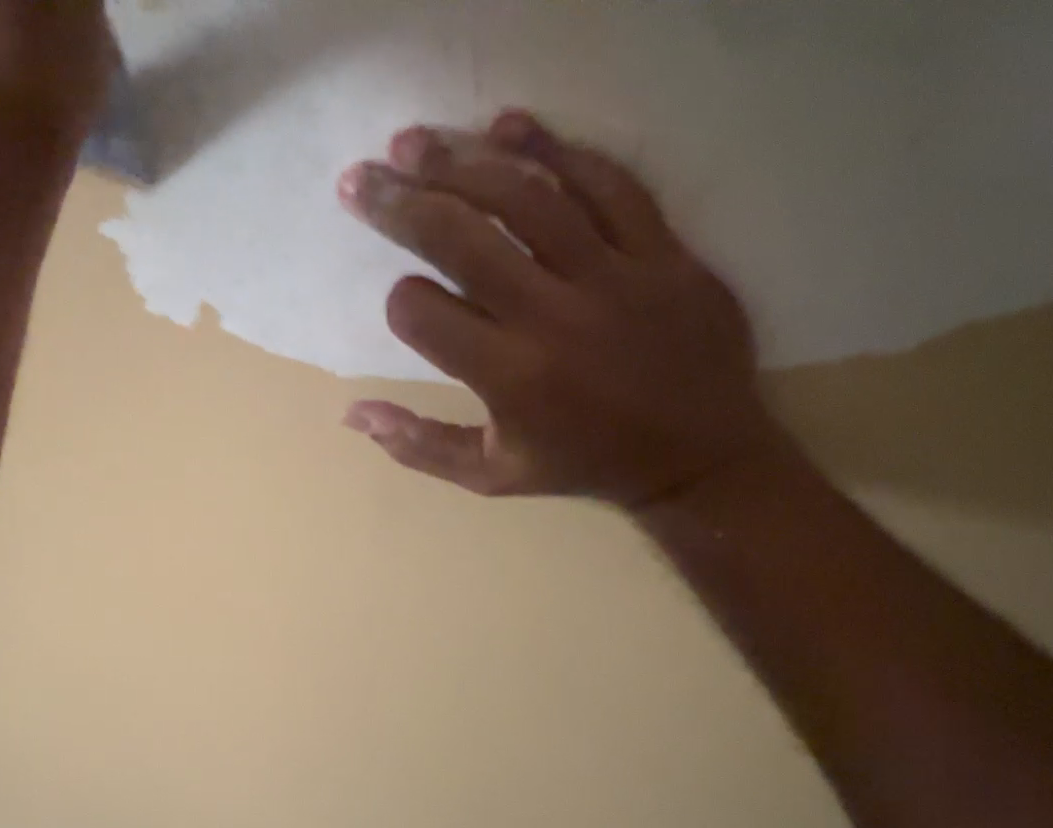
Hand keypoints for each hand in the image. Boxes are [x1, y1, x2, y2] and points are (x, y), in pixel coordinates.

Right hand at [340, 110, 782, 508]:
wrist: (701, 456)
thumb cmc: (583, 465)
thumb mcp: (492, 476)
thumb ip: (419, 446)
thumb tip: (351, 412)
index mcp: (509, 378)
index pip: (423, 312)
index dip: (401, 303)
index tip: (408, 304)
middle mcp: (554, 319)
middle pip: (461, 239)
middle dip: (398, 204)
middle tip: (358, 180)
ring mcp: (614, 277)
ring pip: (528, 198)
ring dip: (460, 162)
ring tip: (412, 142)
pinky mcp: (663, 252)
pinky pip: (608, 183)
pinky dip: (555, 150)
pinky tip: (507, 127)